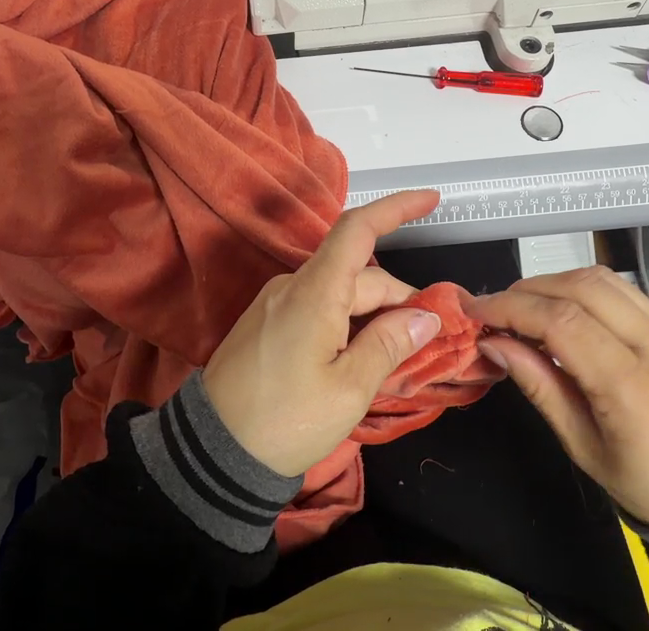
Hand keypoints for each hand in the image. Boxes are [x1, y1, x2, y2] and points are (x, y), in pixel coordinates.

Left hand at [202, 190, 444, 476]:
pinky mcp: (267, 324)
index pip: (357, 230)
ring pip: (339, 294)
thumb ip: (388, 345)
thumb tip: (424, 316)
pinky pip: (318, 310)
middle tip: (433, 341)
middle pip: (358, 275)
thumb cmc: (286, 420)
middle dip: (400, 300)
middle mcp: (293, 286)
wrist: (215, 449)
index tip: (432, 199)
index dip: (395, 209)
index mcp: (314, 292)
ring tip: (403, 358)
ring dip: (375, 316)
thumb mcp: (349, 389)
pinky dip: (349, 324)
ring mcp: (276, 304)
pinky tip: (365, 358)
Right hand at [465, 266, 648, 526]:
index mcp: (633, 389)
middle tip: (495, 310)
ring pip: (604, 280)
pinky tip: (563, 312)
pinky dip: (583, 290)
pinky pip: (625, 292)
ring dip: (554, 283)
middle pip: (581, 287)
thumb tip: (493, 344)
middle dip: (527, 289)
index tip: (476, 313)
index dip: (511, 308)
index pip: (561, 321)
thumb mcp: (585, 448)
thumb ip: (539, 386)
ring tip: (525, 308)